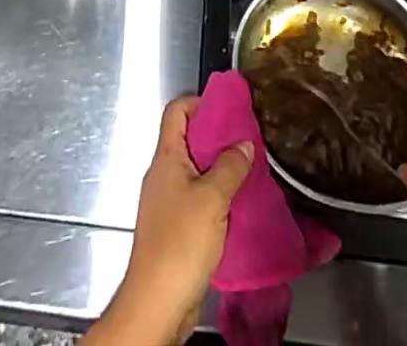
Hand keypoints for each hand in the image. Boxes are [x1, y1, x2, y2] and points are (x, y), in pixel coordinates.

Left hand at [86, 95, 253, 344]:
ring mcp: (167, 200)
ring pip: (196, 168)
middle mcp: (163, 174)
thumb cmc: (180, 244)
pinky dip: (218, 192)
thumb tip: (244, 144)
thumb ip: (230, 166)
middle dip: (218, 134)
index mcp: (166, 159)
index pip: (176, 112)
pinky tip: (239, 200)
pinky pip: (199, 195)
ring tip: (249, 166)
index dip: (200, 102)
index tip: (229, 107)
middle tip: (247, 136)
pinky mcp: (175, 225)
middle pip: (189, 138)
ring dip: (221, 165)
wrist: (158, 303)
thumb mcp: (212, 197)